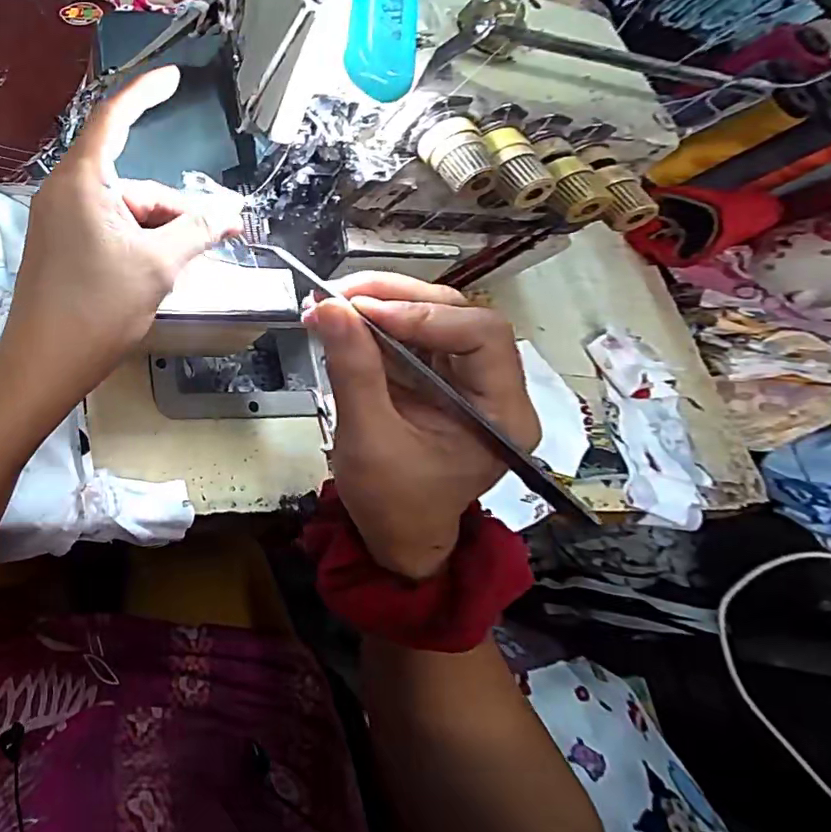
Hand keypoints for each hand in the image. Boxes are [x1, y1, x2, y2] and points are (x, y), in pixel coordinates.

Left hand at [0, 66, 243, 416]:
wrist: (42, 365)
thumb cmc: (97, 310)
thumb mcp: (158, 266)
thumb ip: (196, 230)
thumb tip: (227, 216)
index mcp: (82, 180)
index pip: (115, 116)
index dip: (146, 92)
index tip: (173, 77)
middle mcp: (63, 191)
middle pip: (132, 182)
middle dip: (172, 209)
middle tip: (210, 239)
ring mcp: (57, 220)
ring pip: (122, 210)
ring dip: (157, 233)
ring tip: (180, 269)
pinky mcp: (57, 246)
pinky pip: (106, 229)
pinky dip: (135, 243)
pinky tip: (155, 273)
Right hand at [306, 272, 538, 579]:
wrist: (394, 535)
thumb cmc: (392, 503)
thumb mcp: (368, 439)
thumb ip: (353, 370)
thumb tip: (330, 308)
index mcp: (500, 413)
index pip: (482, 335)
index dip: (425, 315)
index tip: (364, 312)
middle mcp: (490, 387)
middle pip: (456, 315)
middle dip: (396, 299)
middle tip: (339, 295)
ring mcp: (461, 379)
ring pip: (430, 316)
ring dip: (380, 303)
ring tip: (331, 303)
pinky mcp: (432, 377)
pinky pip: (406, 336)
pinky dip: (371, 324)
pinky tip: (339, 319)